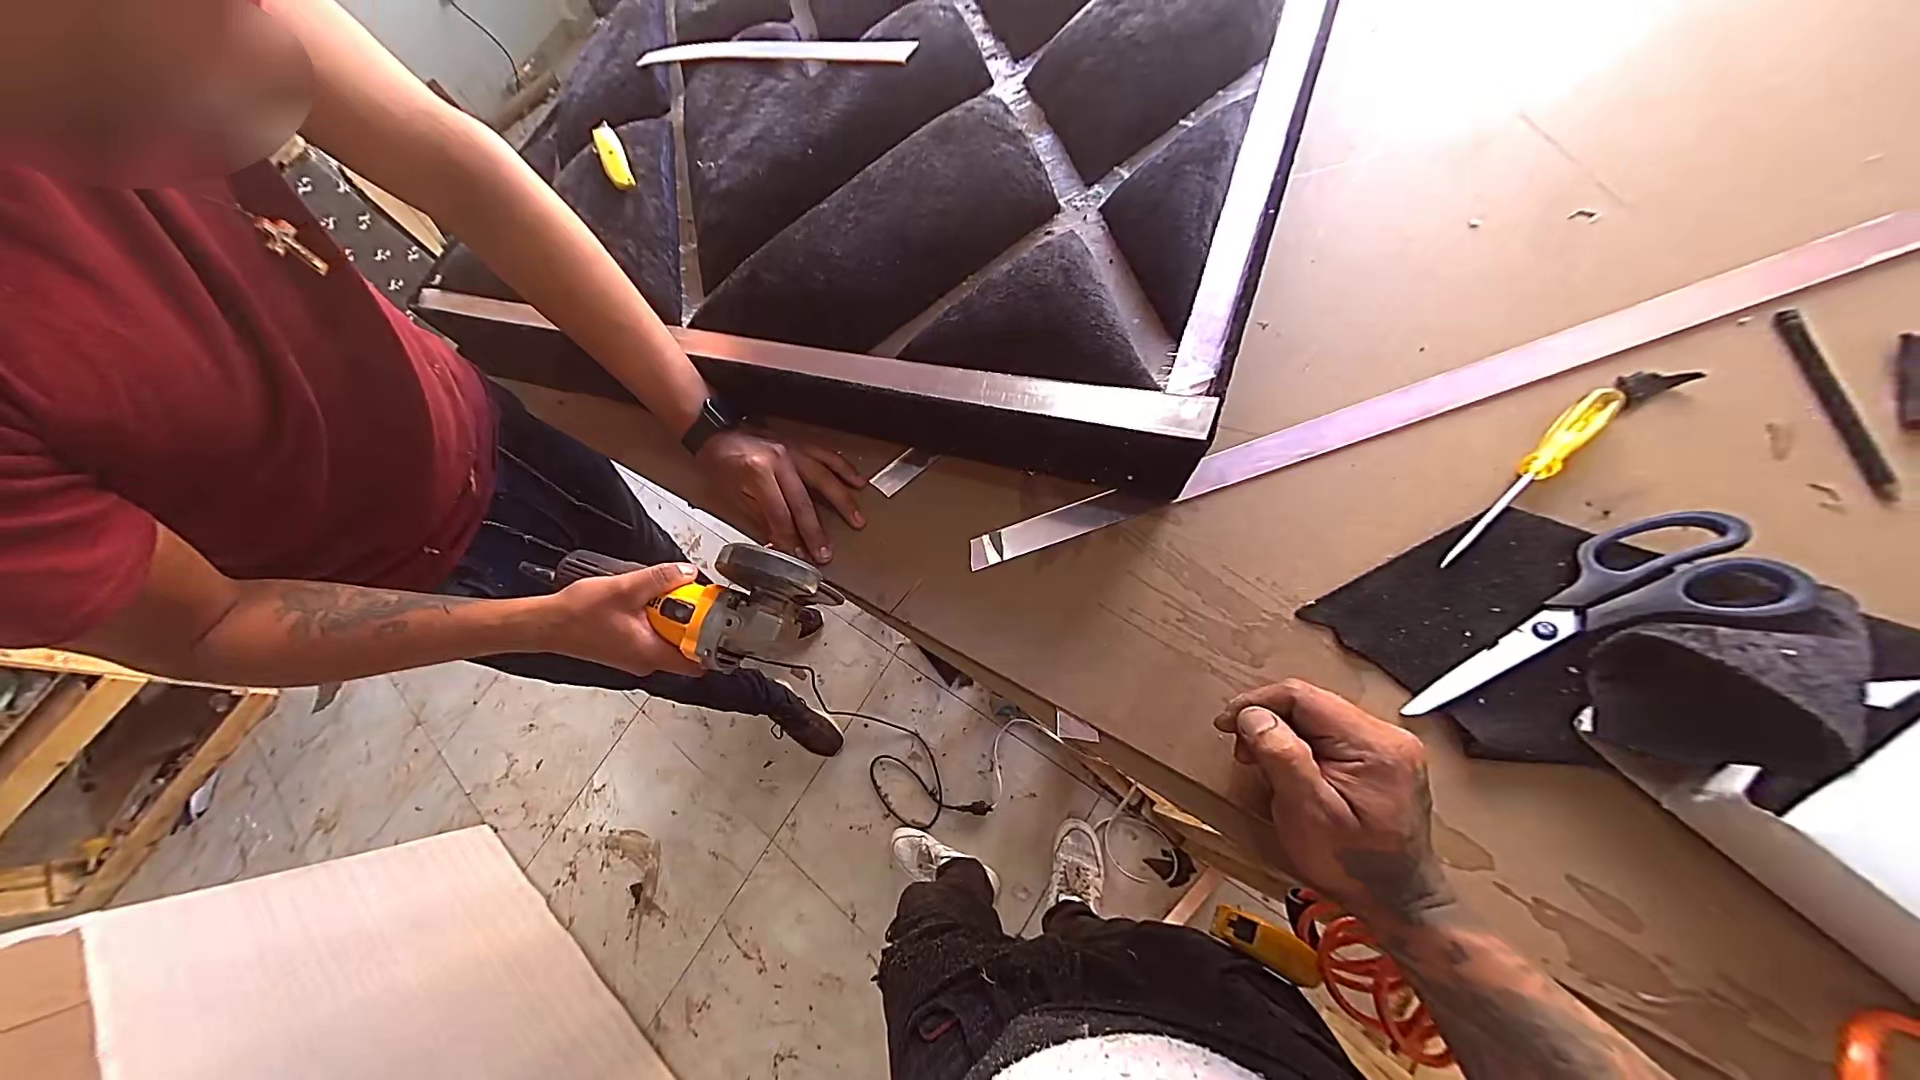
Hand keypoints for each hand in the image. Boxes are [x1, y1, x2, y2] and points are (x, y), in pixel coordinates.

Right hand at [544, 562, 705, 676]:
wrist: (545, 623)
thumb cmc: (578, 614)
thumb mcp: (627, 588)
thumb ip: (662, 579)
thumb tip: (688, 572)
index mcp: (651, 654)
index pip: (697, 662)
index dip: (711, 642)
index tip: (716, 620)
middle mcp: (646, 661)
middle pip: (685, 645)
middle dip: (692, 623)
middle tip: (689, 599)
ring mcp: (635, 655)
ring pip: (668, 638)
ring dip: (672, 618)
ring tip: (665, 596)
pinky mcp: (626, 647)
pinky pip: (652, 634)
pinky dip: (656, 619)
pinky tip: (646, 601)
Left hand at [695, 428, 865, 563]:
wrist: (716, 429)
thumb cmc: (720, 462)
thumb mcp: (733, 496)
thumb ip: (760, 519)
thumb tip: (779, 542)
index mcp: (758, 473)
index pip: (780, 515)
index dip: (789, 539)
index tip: (798, 555)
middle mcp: (779, 461)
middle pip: (804, 503)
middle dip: (816, 532)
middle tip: (826, 553)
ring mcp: (793, 451)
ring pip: (825, 479)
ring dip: (843, 502)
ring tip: (857, 520)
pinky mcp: (800, 445)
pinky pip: (828, 457)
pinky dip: (845, 470)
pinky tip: (858, 483)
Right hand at [1213, 680, 1453, 920]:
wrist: (1397, 904)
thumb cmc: (1352, 866)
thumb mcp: (1307, 814)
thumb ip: (1282, 757)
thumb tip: (1253, 715)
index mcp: (1375, 745)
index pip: (1302, 696)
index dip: (1256, 703)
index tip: (1227, 724)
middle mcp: (1387, 736)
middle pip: (1308, 702)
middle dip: (1267, 720)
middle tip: (1244, 753)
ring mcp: (1386, 745)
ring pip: (1314, 715)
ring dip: (1280, 732)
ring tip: (1262, 763)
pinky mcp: (1379, 756)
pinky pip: (1326, 731)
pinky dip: (1297, 743)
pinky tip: (1287, 767)